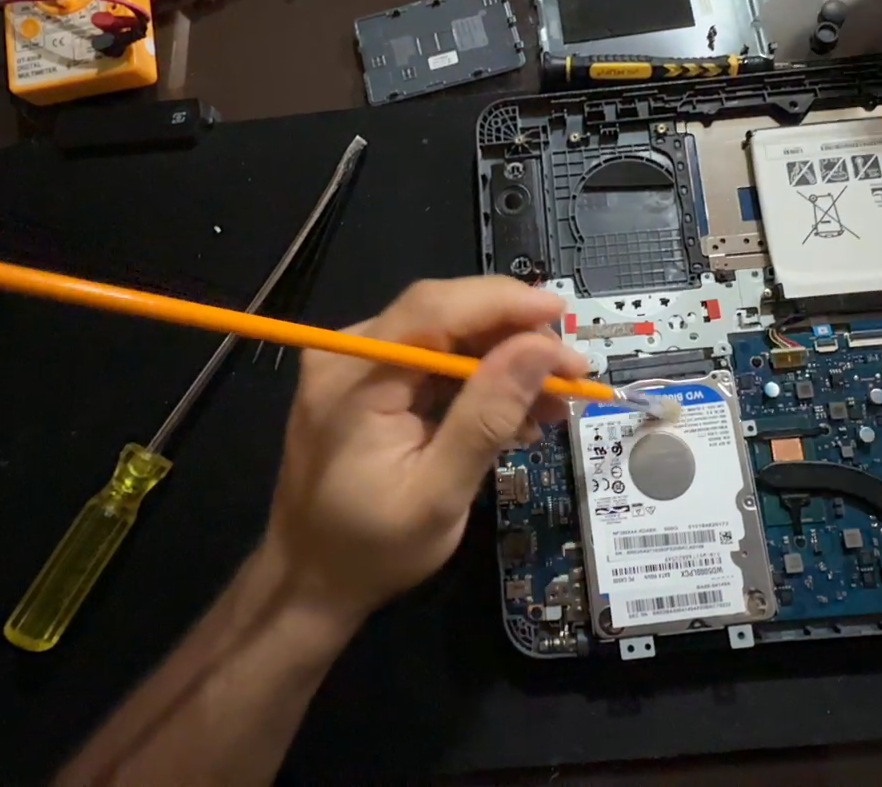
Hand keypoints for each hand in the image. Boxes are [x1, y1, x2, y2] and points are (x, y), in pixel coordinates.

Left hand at [261, 277, 585, 622]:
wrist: (311, 579)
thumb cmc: (371, 549)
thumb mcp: (439, 495)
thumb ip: (487, 417)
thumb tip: (541, 349)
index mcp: (355, 378)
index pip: (433, 309)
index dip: (501, 302)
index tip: (559, 315)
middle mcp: (350, 353)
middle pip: (444, 314)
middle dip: (514, 335)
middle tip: (571, 371)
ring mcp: (357, 363)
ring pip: (447, 335)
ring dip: (505, 360)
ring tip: (555, 401)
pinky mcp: (370, 379)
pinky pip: (435, 360)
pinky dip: (481, 379)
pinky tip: (518, 411)